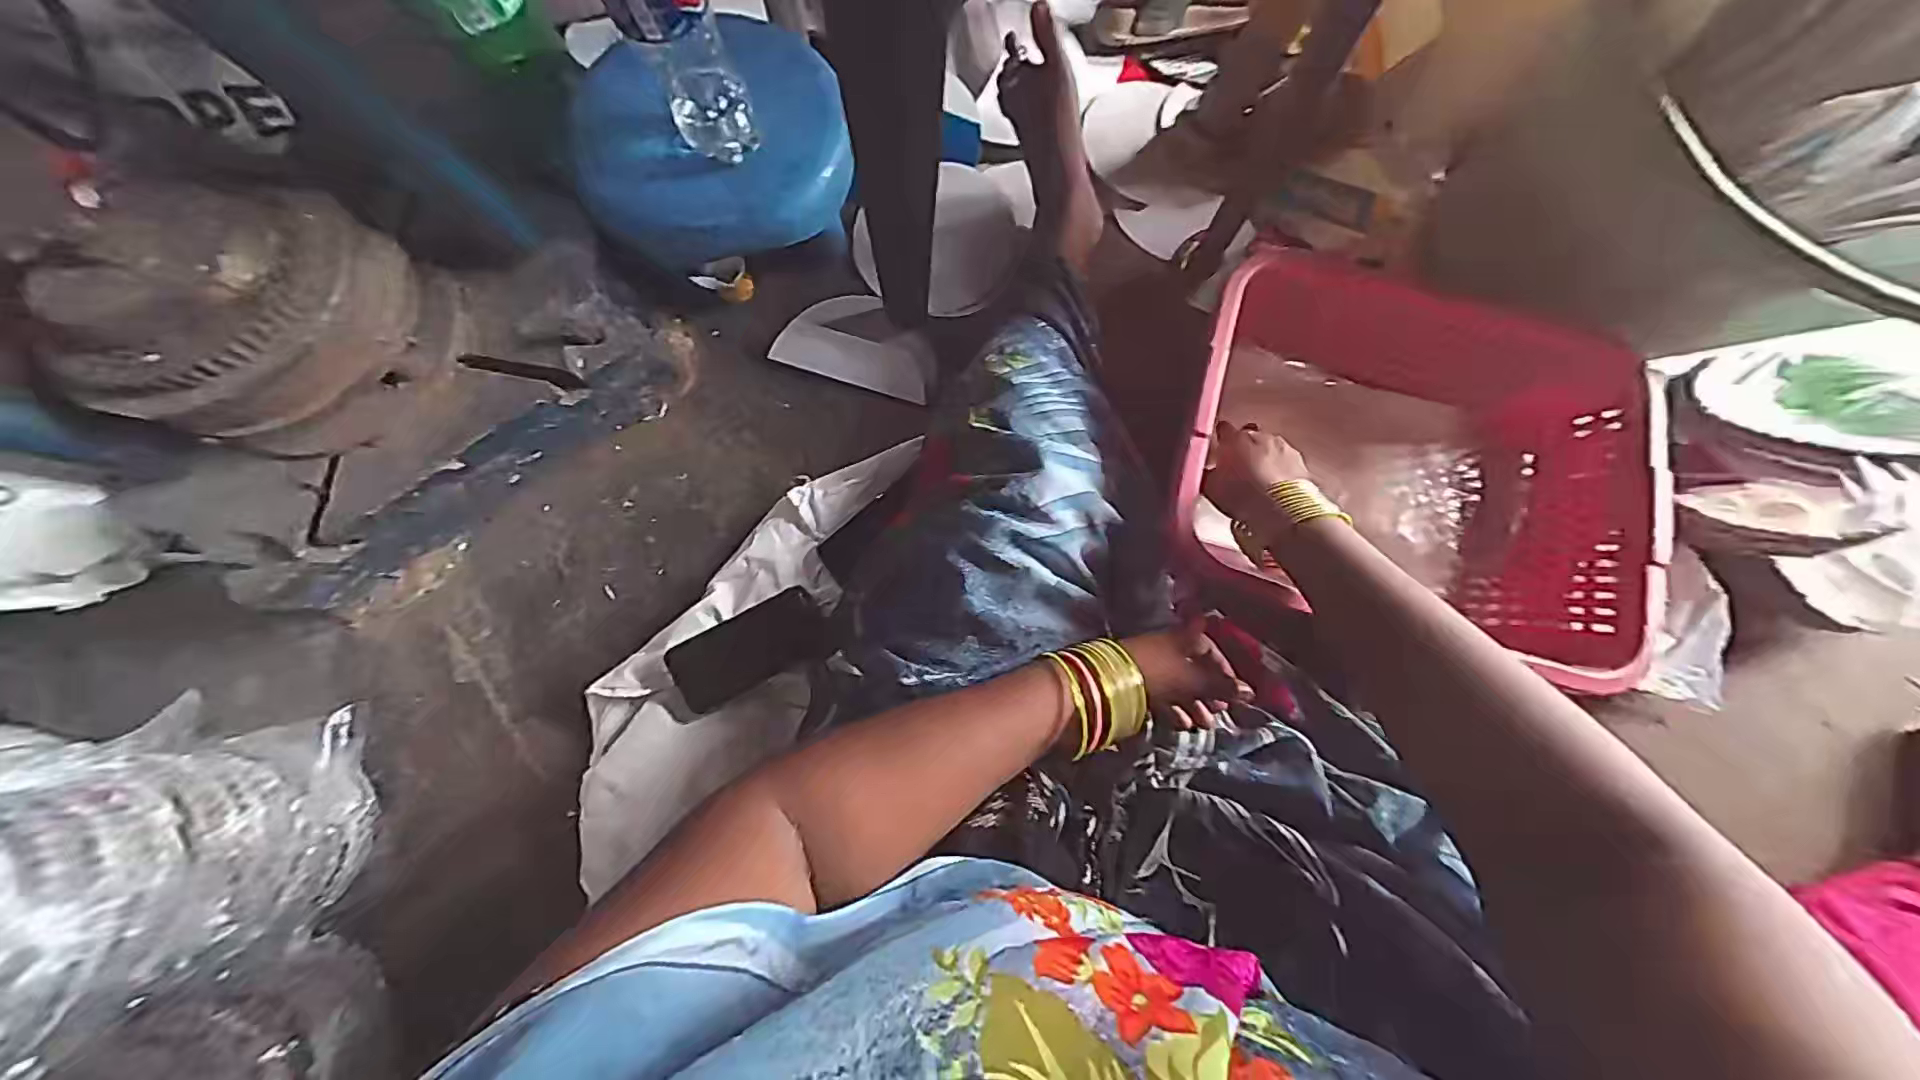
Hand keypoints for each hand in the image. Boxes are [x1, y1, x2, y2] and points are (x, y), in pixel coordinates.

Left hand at [996, 1, 1076, 144]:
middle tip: (1023, 56)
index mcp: (1013, 75)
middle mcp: (1009, 96)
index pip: (1011, 50)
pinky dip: (1026, 104)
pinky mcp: (1024, 134)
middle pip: (1010, 74)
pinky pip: (1021, 111)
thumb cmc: (1055, 116)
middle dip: (1016, 65)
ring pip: (1014, 93)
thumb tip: (1039, 6)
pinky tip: (1036, 107)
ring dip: (1020, 85)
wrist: (1055, 158)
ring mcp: (1015, 116)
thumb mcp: (1056, 64)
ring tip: (1030, 80)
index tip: (1015, 35)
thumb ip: (1046, 34)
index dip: (1015, 41)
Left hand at [1121, 618, 1253, 731]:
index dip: (1224, 670)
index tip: (1235, 690)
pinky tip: (1182, 725)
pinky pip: (1161, 695)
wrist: (1108, 681)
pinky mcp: (1136, 683)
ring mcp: (1150, 665)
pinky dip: (1174, 709)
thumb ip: (1221, 687)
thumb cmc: (1157, 673)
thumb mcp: (1193, 680)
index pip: (1210, 649)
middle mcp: (1167, 648)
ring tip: (1204, 725)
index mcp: (1181, 638)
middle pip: (1195, 670)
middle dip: (1210, 692)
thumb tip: (1252, 692)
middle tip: (1220, 711)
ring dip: (1194, 705)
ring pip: (1179, 685)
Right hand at [1203, 421, 1311, 523]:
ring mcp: (1283, 448)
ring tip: (1257, 483)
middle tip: (1237, 470)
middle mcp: (1261, 437)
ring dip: (1264, 460)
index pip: (1223, 429)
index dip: (1220, 439)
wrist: (1279, 509)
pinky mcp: (1301, 464)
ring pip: (1270, 448)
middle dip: (1244, 449)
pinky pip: (1287, 463)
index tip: (1218, 450)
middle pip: (1249, 437)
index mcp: (1234, 438)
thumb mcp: (1210, 487)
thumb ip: (1207, 474)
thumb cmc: (1243, 494)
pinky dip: (1281, 472)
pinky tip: (1274, 489)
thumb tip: (1206, 474)